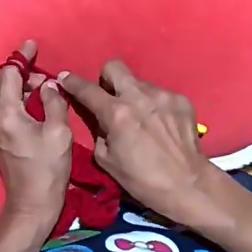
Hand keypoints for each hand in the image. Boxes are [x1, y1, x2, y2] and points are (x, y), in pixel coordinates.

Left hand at [0, 40, 71, 231]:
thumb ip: (53, 102)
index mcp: (7, 114)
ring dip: (19, 88)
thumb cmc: (48, 168)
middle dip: (21, 73)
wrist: (31, 202)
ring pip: (1, 97)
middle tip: (44, 74)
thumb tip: (49, 85)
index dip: (21, 57)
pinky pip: (3, 110)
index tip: (32, 46)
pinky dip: (16, 101)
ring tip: (43, 89)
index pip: (8, 74)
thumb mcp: (58, 131)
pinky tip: (34, 106)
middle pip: (1, 83)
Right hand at [58, 61, 224, 229]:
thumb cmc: (142, 180)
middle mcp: (139, 96)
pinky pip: (159, 94)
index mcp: (116, 113)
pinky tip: (160, 124)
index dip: (71, 82)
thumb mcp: (107, 161)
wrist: (187, 185)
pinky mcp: (181, 100)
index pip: (87, 89)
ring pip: (139, 82)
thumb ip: (98, 133)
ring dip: (133, 95)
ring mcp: (163, 95)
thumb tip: (100, 120)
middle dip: (106, 79)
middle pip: (114, 67)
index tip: (64, 78)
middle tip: (109, 98)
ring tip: (140, 117)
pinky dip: (154, 105)